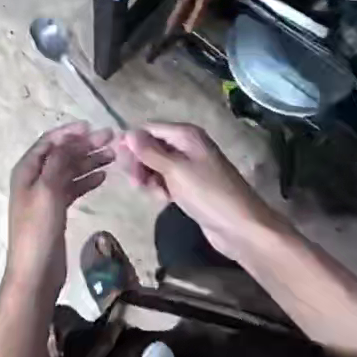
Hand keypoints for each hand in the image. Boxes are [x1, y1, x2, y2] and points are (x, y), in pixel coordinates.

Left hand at [5, 122, 114, 302]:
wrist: (35, 273)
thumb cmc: (38, 229)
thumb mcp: (48, 190)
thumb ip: (59, 162)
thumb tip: (71, 140)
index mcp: (27, 170)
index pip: (50, 142)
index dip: (70, 132)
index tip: (92, 127)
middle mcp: (35, 179)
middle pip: (62, 154)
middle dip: (85, 145)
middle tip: (110, 139)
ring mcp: (46, 195)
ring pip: (70, 170)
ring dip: (89, 161)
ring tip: (112, 156)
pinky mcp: (56, 211)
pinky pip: (73, 188)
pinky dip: (86, 180)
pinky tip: (102, 176)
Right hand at [120, 123, 285, 260]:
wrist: (241, 228)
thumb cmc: (209, 194)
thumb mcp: (176, 171)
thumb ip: (150, 152)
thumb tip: (127, 133)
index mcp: (186, 135)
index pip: (149, 128)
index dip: (132, 142)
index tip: (116, 159)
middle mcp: (188, 145)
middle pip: (152, 146)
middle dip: (139, 161)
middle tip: (133, 182)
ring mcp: (190, 167)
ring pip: (157, 165)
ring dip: (148, 176)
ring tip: (148, 192)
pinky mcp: (191, 186)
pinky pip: (167, 180)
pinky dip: (160, 187)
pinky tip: (161, 199)